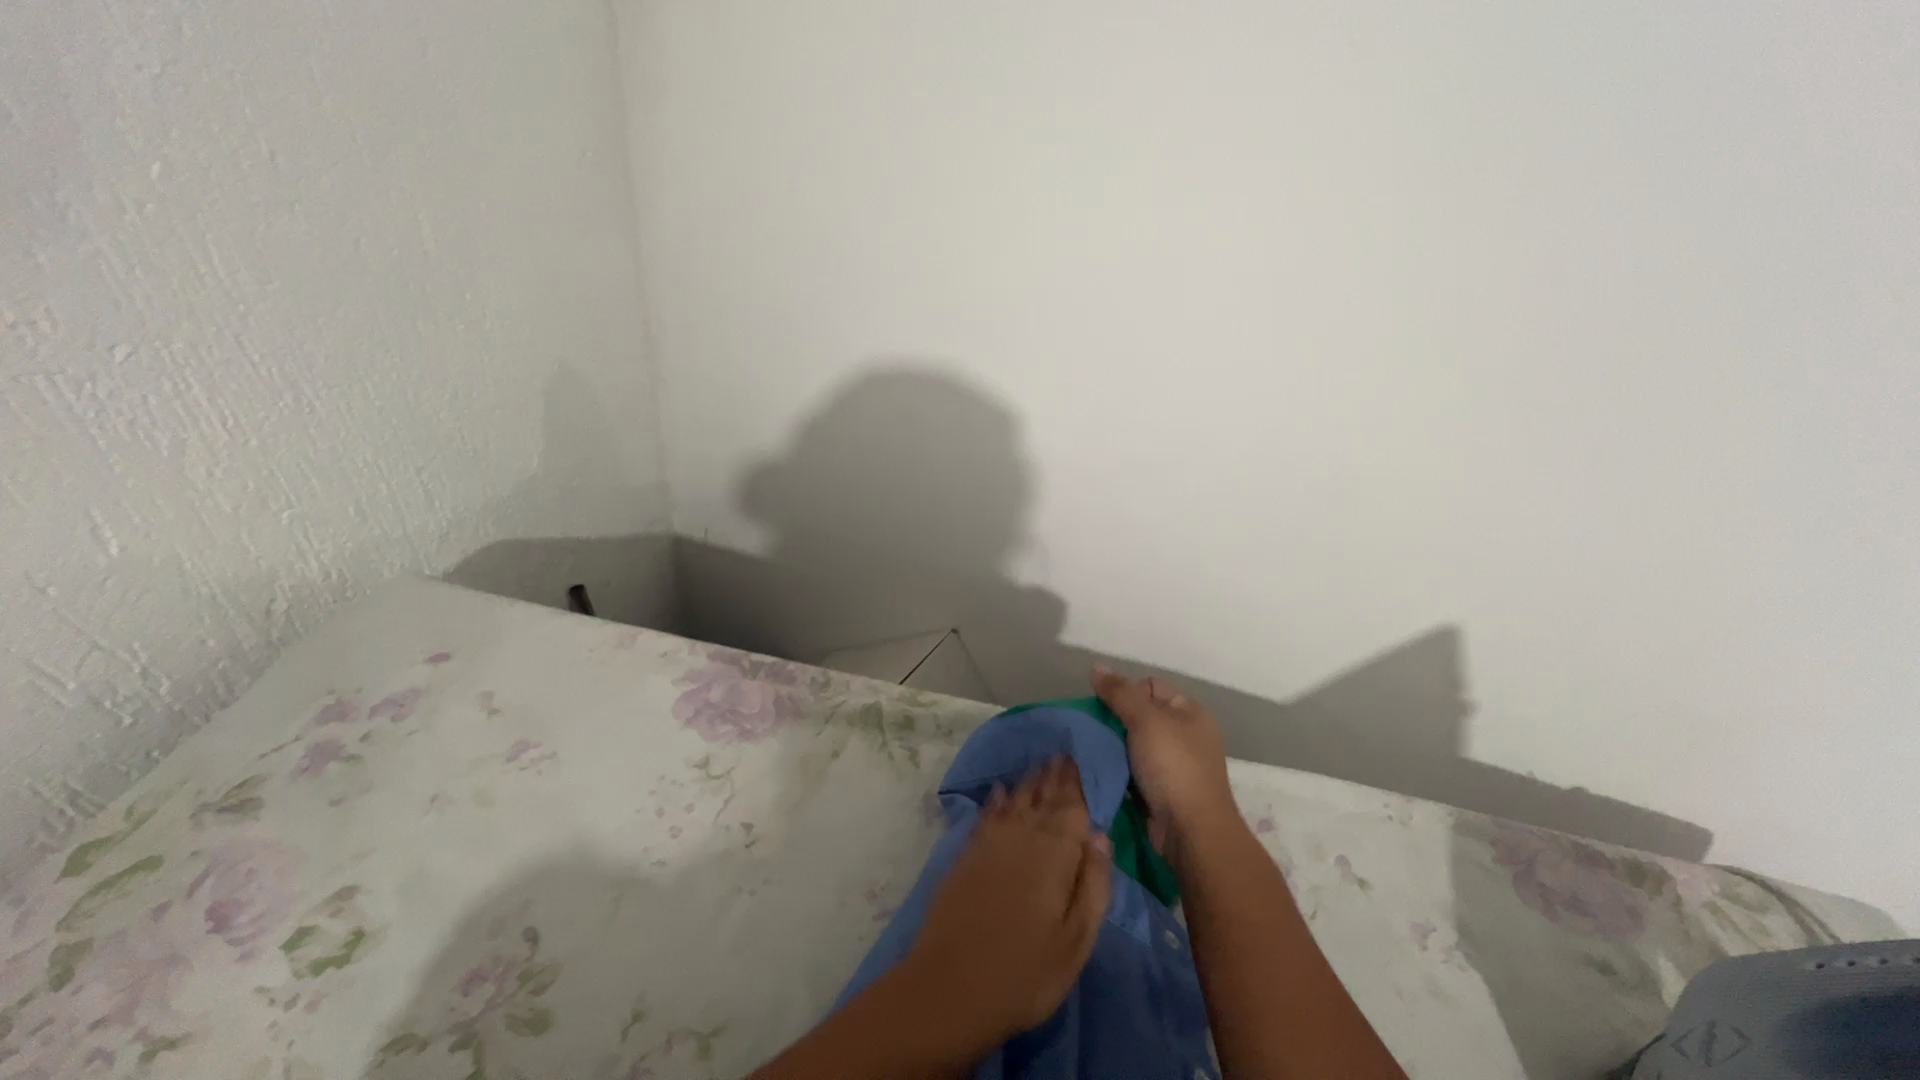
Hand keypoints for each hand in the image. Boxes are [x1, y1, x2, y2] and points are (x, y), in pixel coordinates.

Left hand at [901, 758, 1112, 1045]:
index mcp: (1055, 853)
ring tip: (1038, 766)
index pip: (1071, 807)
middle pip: (1041, 798)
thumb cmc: (1026, 972)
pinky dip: (995, 801)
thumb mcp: (1077, 939)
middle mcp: (1021, 837)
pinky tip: (998, 792)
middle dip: (1052, 776)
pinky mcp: (965, 859)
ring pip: (1014, 802)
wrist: (949, 988)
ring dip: (1027, 783)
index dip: (1075, 783)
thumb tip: (1100, 835)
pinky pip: (986, 817)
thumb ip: (1093, 884)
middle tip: (1060, 753)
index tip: (1078, 757)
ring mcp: (988, 846)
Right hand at [1091, 666, 1235, 841]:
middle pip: (1139, 716)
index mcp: (1189, 713)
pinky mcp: (1159, 791)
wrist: (1190, 831)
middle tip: (1088, 730)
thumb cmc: (1173, 768)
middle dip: (1113, 722)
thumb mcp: (1146, 721)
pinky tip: (1096, 772)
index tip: (1102, 708)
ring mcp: (1172, 766)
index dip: (1125, 692)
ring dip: (1111, 749)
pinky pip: (1131, 772)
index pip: (1150, 687)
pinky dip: (1115, 771)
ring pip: (1131, 746)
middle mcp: (1184, 736)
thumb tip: (1096, 667)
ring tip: (1086, 751)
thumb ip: (1120, 693)